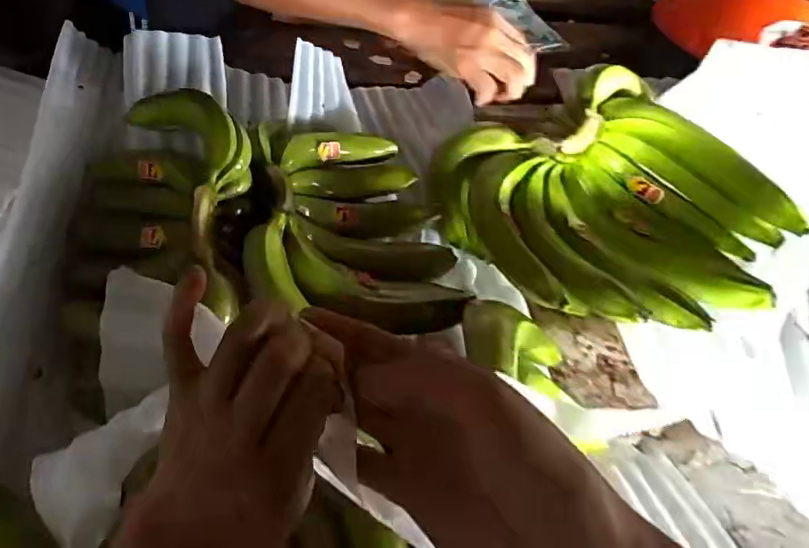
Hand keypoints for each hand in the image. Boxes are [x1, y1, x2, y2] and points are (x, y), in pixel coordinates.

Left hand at [116, 272, 345, 547]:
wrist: (183, 535)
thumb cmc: (252, 515)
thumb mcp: (297, 491)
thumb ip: (312, 434)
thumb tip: (327, 376)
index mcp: (275, 465)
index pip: (313, 390)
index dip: (329, 371)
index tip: (329, 376)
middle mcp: (237, 428)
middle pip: (279, 358)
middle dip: (303, 342)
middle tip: (306, 349)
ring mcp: (203, 403)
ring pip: (238, 340)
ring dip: (267, 317)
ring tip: (281, 317)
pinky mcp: (179, 389)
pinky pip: (176, 341)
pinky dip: (182, 304)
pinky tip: (199, 273)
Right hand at [305, 308, 674, 547]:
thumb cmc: (535, 463)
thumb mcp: (486, 404)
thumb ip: (424, 379)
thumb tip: (360, 365)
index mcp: (441, 373)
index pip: (381, 343)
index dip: (343, 328)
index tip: (298, 315)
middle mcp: (421, 403)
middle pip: (363, 375)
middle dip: (324, 361)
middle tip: (273, 354)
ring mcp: (414, 448)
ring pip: (357, 415)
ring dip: (324, 402)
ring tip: (278, 392)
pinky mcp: (410, 492)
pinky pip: (364, 464)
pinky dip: (336, 452)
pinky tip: (306, 444)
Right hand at [392, 0, 535, 104]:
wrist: (414, 19)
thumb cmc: (436, 14)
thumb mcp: (472, 14)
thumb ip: (490, 29)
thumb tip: (499, 49)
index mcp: (496, 19)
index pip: (524, 43)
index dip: (523, 62)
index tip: (514, 71)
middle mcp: (495, 34)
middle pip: (525, 62)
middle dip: (524, 79)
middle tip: (512, 88)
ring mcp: (482, 51)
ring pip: (515, 77)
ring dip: (512, 91)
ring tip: (500, 96)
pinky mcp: (467, 67)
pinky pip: (488, 88)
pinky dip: (487, 97)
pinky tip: (480, 99)